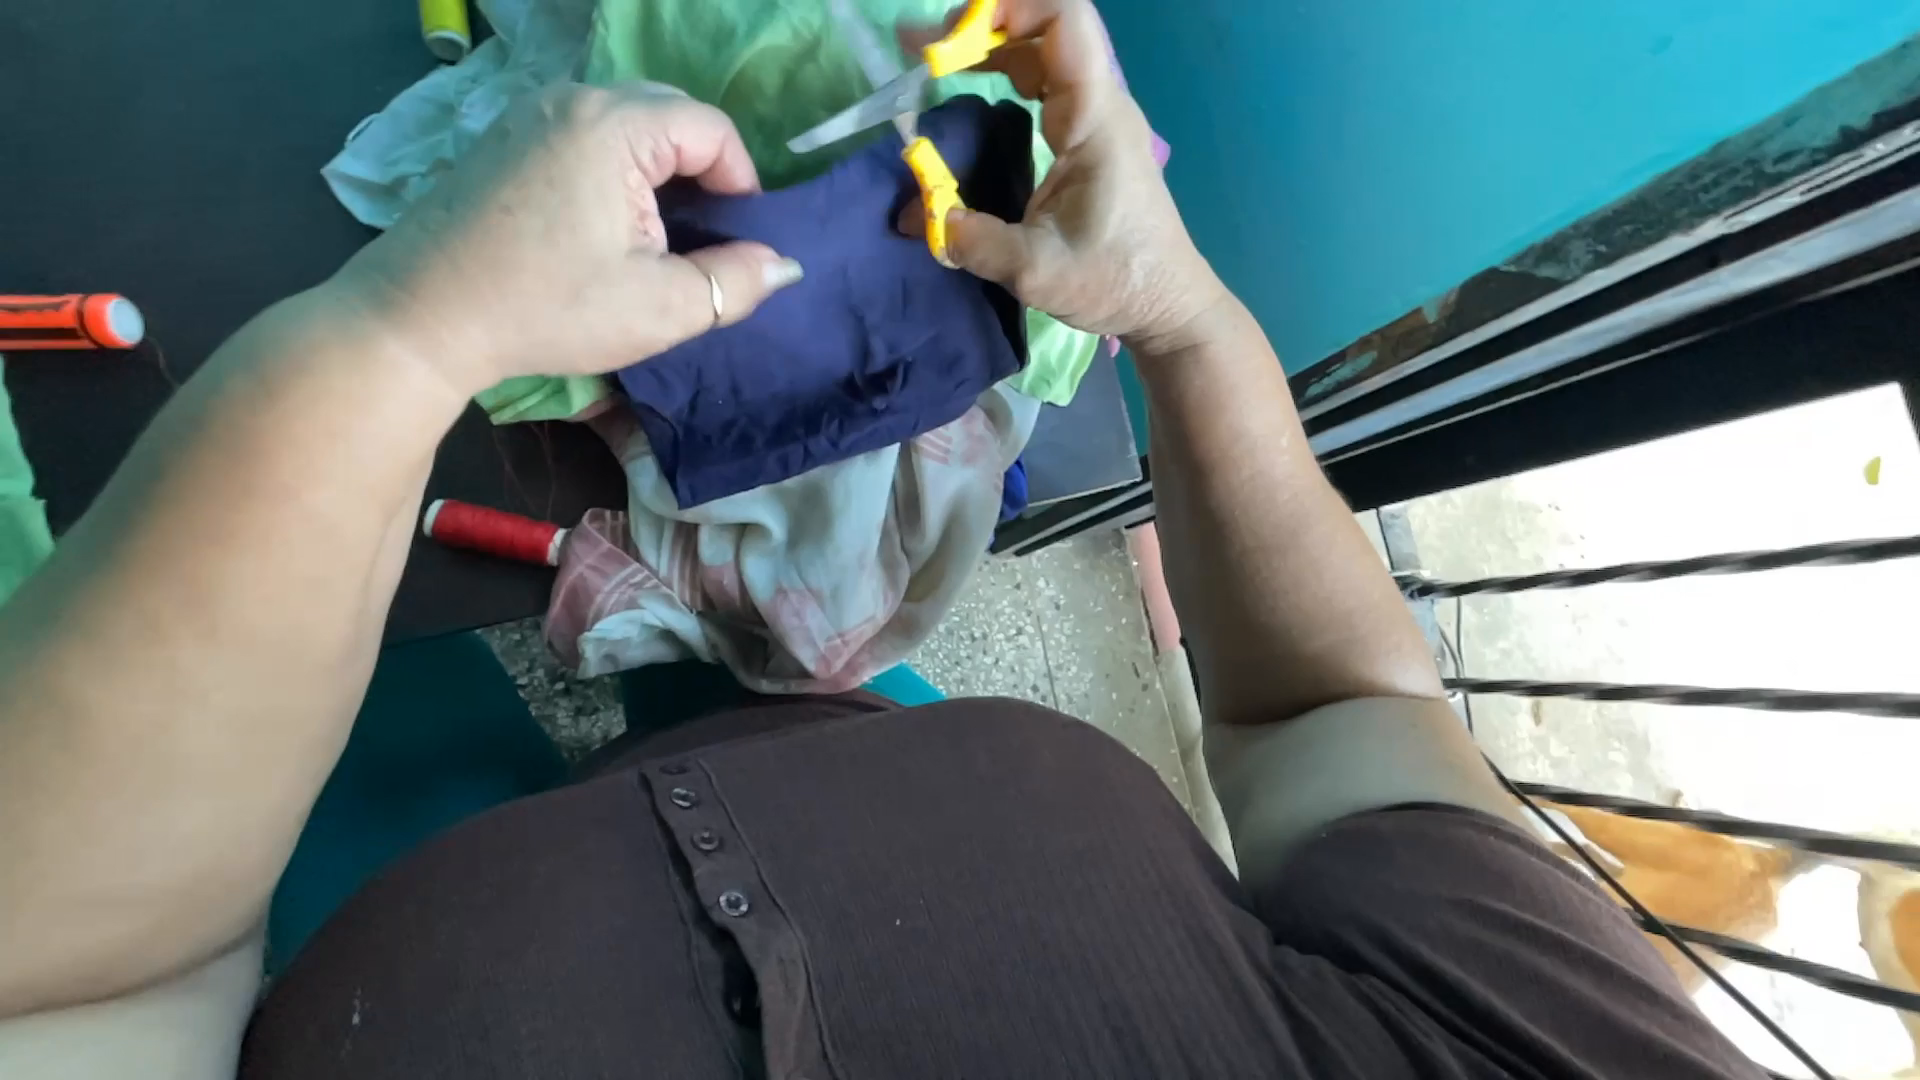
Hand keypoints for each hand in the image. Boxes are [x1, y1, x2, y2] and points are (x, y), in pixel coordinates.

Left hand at [335, 82, 805, 393]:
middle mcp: (571, 99)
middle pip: (672, 114)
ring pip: (630, 124)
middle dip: (705, 174)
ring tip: (662, 236)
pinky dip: (621, 170)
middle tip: (705, 238)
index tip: (738, 241)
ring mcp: (531, 113)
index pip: (711, 128)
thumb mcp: (662, 308)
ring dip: (663, 174)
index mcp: (613, 127)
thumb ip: (736, 282)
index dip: (742, 183)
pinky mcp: (507, 138)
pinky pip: (590, 135)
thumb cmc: (551, 309)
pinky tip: (611, 226)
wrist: (422, 317)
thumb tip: (784, 264)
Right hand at [900, 0, 1226, 351]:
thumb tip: (921, 219)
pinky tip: (975, 95)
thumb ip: (975, 242)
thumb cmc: (1116, 282)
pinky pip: (1046, 88)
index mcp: (1096, 119)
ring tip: (939, 66)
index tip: (948, 41)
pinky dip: (1007, 78)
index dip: (1005, 9)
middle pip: (1047, 29)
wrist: (1164, 303)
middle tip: (925, 53)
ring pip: (1045, 55)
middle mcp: (1100, 106)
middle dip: (985, 27)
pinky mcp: (1090, 143)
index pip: (1063, 20)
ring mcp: (1097, 122)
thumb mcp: (1037, 271)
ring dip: (993, 50)